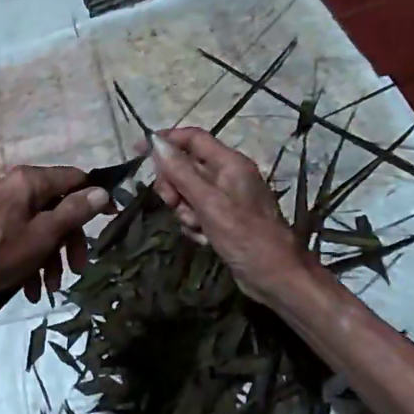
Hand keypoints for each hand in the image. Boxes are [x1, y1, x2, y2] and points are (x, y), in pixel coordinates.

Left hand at [0, 165, 112, 315]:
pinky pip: (24, 240)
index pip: (74, 178)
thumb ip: (75, 211)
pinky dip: (33, 263)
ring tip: (51, 288)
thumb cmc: (2, 254)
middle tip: (79, 268)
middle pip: (59, 208)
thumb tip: (102, 191)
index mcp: (29, 180)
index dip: (95, 198)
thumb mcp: (45, 234)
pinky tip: (33, 290)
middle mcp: (17, 188)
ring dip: (52, 259)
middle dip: (71, 241)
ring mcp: (5, 209)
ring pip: (43, 229)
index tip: (112, 219)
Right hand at [146, 128, 321, 305]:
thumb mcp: (208, 202)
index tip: (138, 150)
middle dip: (173, 184)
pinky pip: (196, 212)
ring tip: (196, 226)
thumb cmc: (244, 235)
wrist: (275, 275)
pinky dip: (194, 224)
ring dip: (184, 209)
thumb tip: (156, 143)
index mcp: (229, 163)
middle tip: (173, 202)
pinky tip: (203, 238)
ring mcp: (226, 198)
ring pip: (187, 192)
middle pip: (185, 166)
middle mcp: (228, 175)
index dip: (165, 140)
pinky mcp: (223, 219)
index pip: (192, 138)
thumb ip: (181, 172)